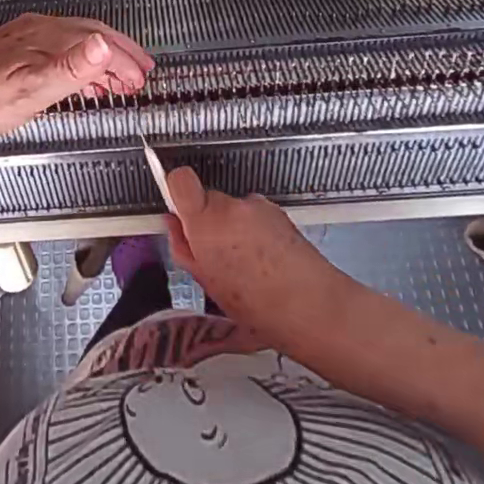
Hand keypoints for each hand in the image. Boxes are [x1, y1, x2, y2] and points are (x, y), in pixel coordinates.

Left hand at [0, 13, 153, 146]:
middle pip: (90, 37)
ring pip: (75, 44)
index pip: (98, 40)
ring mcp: (23, 42)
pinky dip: (79, 66)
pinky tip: (79, 81)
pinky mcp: (14, 55)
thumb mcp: (28, 91)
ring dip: (102, 62)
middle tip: (141, 74)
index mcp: (42, 36)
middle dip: (120, 55)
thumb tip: (104, 46)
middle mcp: (34, 32)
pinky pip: (59, 53)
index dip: (125, 58)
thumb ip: (70, 70)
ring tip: (119, 80)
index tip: (142, 76)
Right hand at [164, 166, 353, 346]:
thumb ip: (182, 245)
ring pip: (233, 208)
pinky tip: (263, 258)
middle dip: (208, 219)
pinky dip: (253, 230)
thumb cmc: (255, 303)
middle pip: (209, 199)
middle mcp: (232, 205)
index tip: (178, 207)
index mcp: (206, 221)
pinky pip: (254, 214)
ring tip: (245, 262)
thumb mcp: (205, 281)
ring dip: (233, 226)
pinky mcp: (278, 209)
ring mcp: (258, 205)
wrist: (310, 305)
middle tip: (216, 253)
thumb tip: (173, 223)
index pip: (180, 178)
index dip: (176, 189)